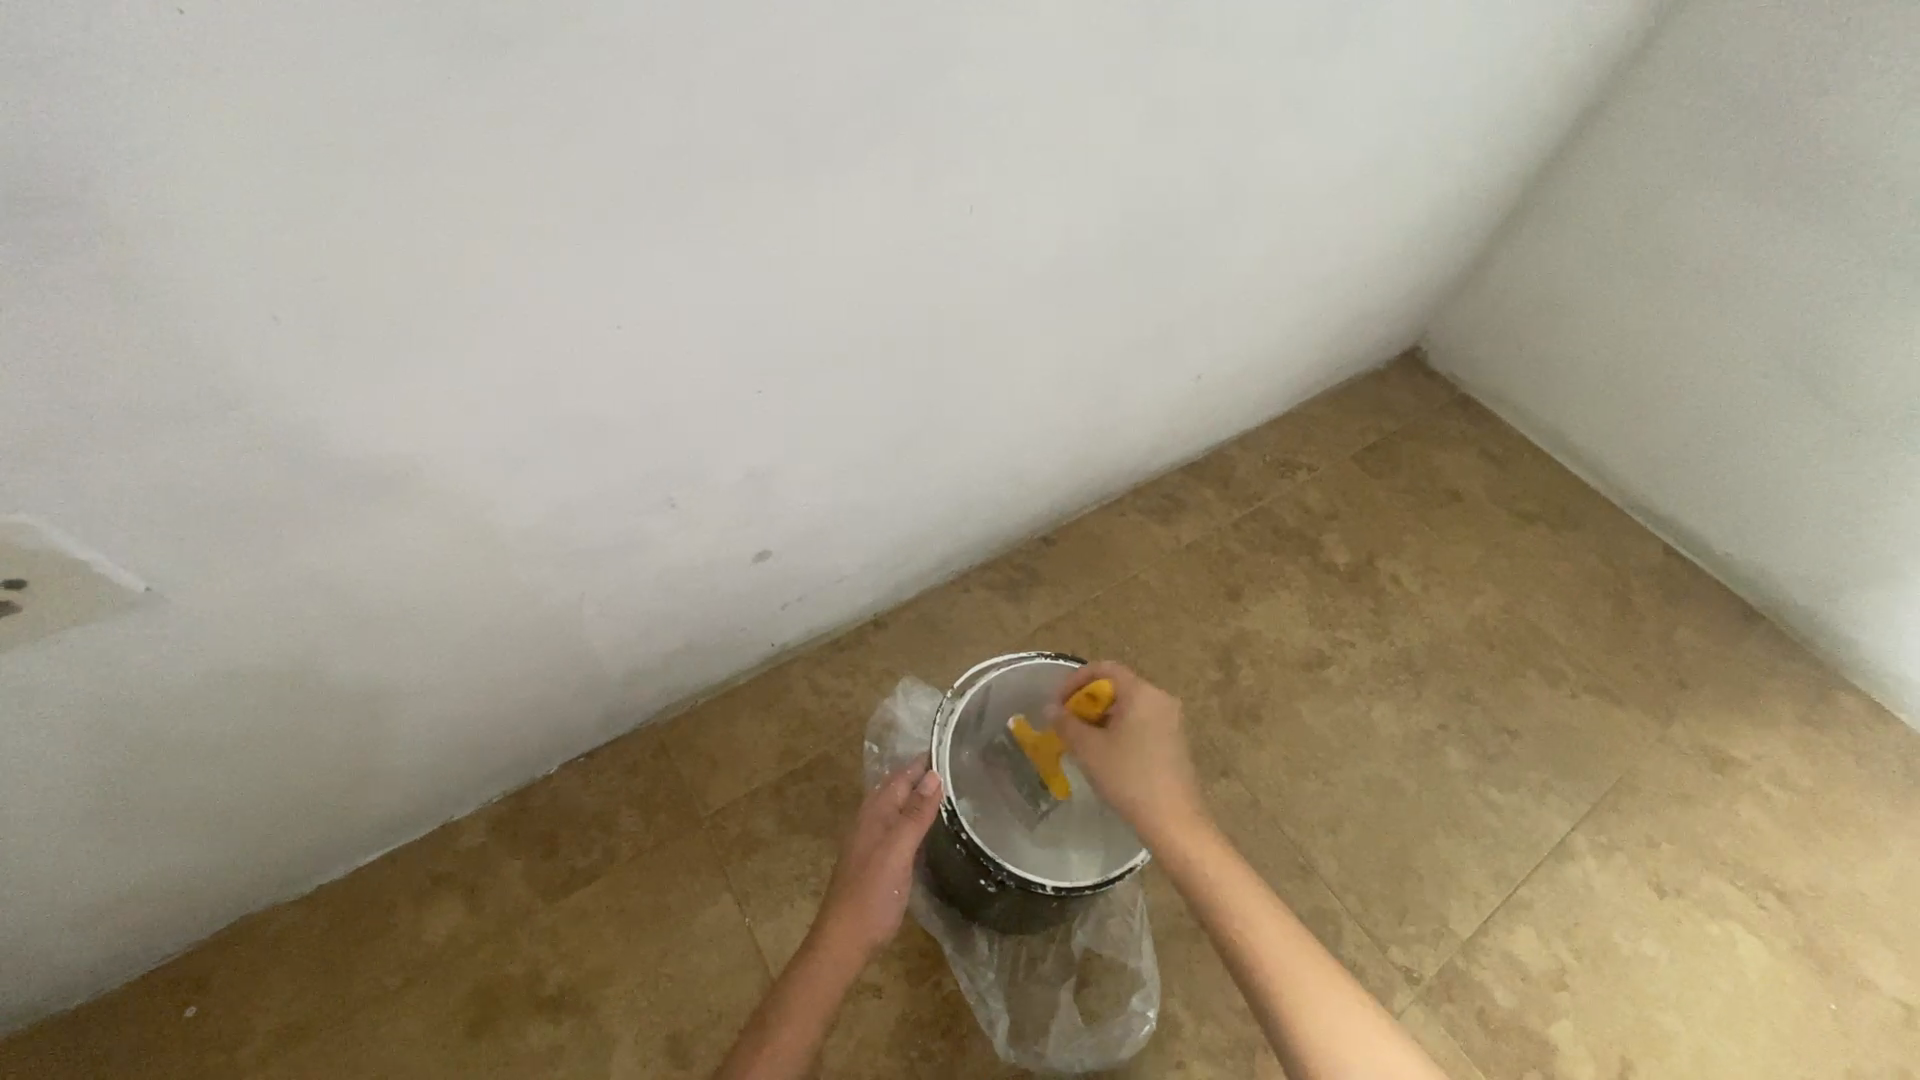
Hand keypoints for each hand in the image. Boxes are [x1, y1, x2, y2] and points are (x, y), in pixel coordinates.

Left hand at [808, 756, 943, 962]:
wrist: (844, 941)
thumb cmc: (871, 895)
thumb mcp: (897, 852)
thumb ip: (914, 815)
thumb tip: (934, 776)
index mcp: (874, 814)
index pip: (901, 776)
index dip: (923, 762)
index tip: (951, 745)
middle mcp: (871, 822)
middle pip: (896, 788)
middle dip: (921, 774)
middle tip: (956, 764)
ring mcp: (872, 843)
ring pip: (896, 808)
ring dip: (917, 796)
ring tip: (949, 790)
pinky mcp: (877, 862)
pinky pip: (898, 828)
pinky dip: (914, 819)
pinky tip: (929, 828)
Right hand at [1049, 661, 1207, 845]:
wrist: (1173, 820)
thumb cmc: (1128, 777)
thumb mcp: (1088, 749)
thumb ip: (1066, 723)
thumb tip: (1050, 708)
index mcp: (1141, 692)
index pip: (1104, 669)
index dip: (1075, 681)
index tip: (1058, 704)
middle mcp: (1160, 698)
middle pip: (1117, 687)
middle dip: (1087, 702)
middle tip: (1067, 724)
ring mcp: (1171, 720)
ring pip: (1128, 706)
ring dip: (1101, 717)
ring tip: (1082, 742)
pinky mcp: (1175, 740)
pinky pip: (1141, 722)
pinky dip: (1119, 729)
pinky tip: (1107, 755)